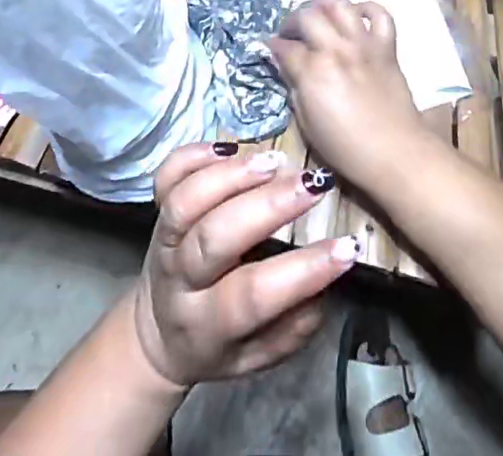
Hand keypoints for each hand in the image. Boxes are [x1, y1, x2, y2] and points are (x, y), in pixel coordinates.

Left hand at [130, 142, 360, 387]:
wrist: (156, 333)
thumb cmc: (221, 343)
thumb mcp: (259, 356)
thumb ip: (295, 326)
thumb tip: (330, 280)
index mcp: (208, 322)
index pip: (251, 295)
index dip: (302, 271)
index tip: (347, 246)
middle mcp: (179, 278)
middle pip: (213, 238)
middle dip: (267, 206)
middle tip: (313, 184)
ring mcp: (163, 239)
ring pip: (185, 202)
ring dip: (233, 176)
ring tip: (276, 160)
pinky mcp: (155, 209)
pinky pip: (165, 176)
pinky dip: (192, 155)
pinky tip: (230, 147)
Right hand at [269, 0, 436, 186]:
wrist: (394, 151)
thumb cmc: (345, 147)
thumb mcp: (306, 123)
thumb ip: (295, 89)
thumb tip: (287, 69)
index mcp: (313, 70)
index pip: (284, 47)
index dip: (272, 46)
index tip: (269, 49)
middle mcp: (337, 49)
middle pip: (308, 16)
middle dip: (292, 21)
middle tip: (290, 34)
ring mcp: (364, 44)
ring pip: (340, 6)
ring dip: (324, 5)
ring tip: (319, 17)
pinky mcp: (387, 47)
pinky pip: (380, 15)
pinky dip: (367, 9)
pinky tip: (356, 17)